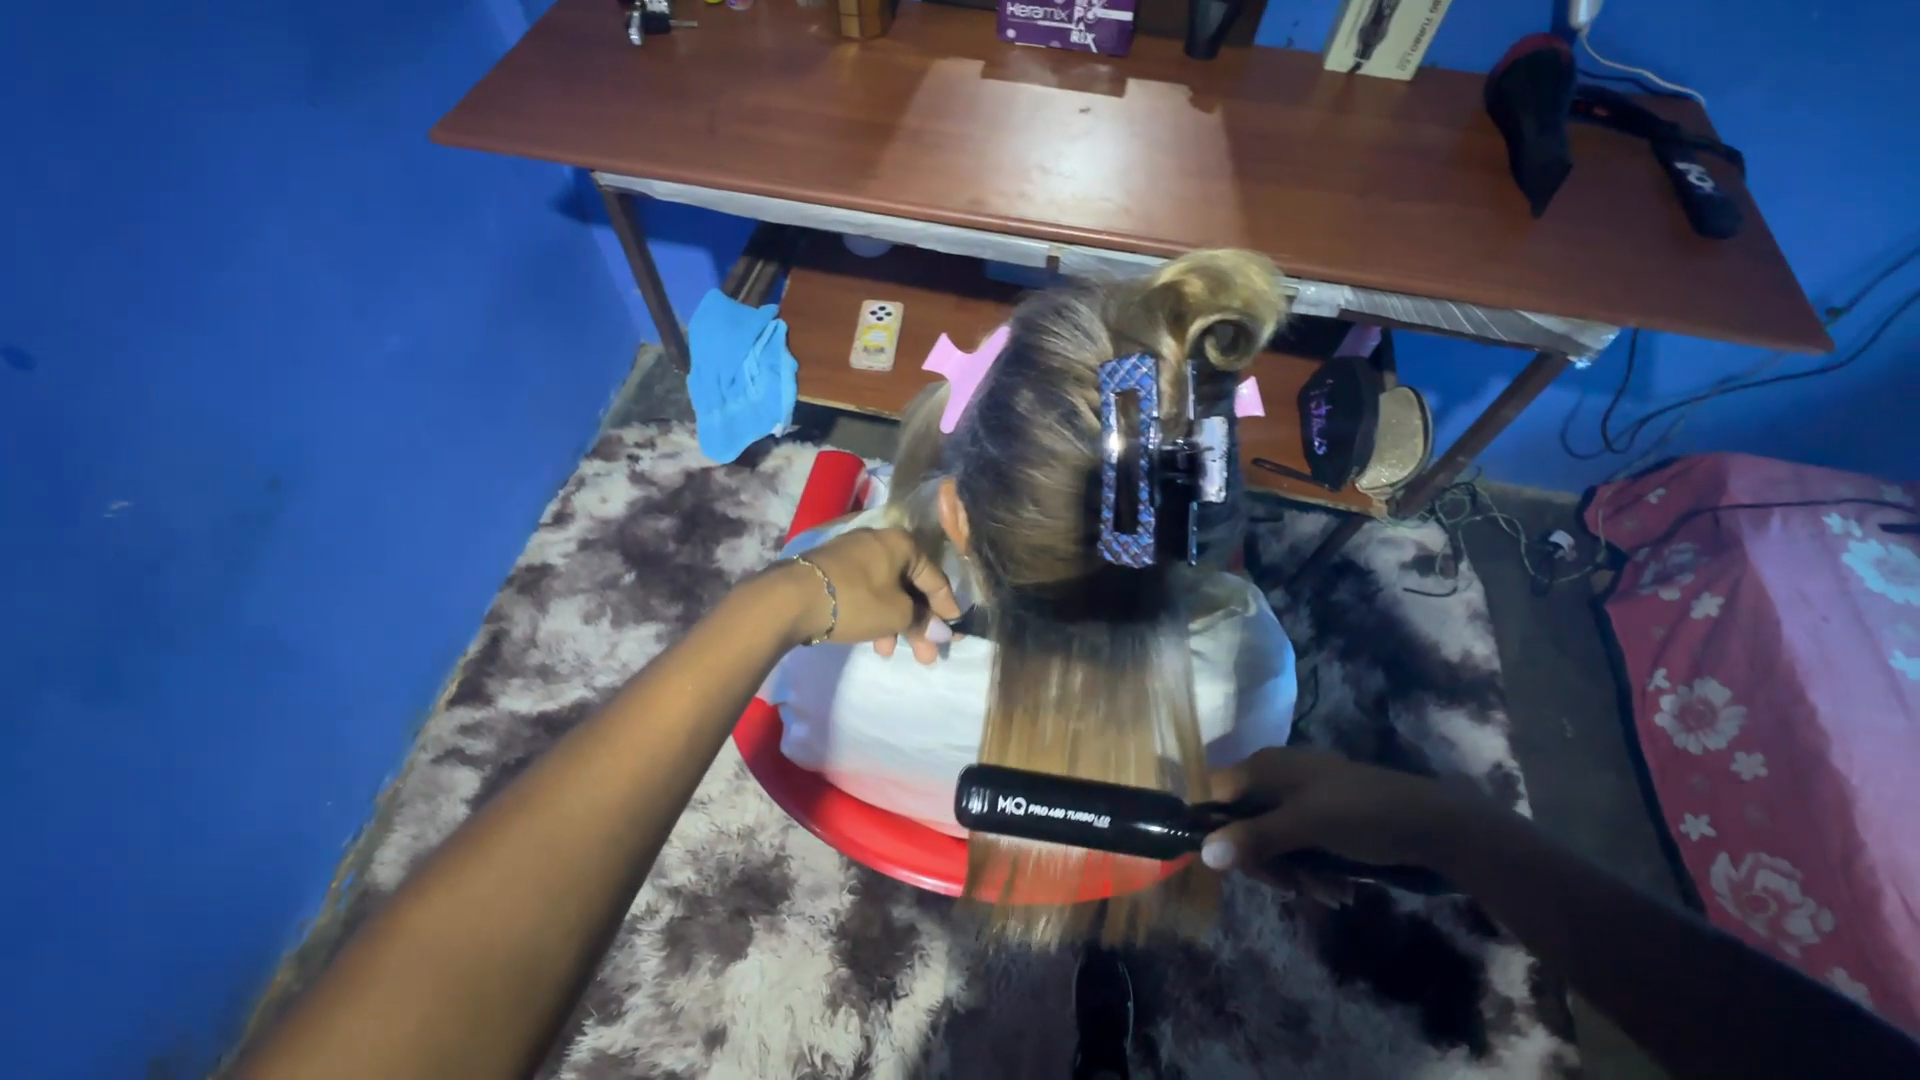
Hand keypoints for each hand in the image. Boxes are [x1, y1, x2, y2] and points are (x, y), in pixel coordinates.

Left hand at [777, 527, 960, 662]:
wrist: (790, 599)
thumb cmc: (855, 601)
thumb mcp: (896, 615)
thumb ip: (922, 621)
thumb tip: (940, 630)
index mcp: (901, 543)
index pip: (935, 577)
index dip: (946, 607)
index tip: (953, 632)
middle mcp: (878, 541)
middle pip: (908, 585)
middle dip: (918, 623)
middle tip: (926, 655)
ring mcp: (851, 553)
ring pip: (885, 590)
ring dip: (894, 623)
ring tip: (889, 652)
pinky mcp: (831, 569)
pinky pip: (864, 591)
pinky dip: (873, 613)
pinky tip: (870, 638)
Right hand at [1200, 747, 1471, 875]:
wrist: (1434, 822)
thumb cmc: (1361, 814)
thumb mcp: (1304, 826)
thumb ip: (1254, 838)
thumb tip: (1203, 854)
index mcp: (1263, 767)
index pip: (1215, 797)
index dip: (1218, 832)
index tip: (1240, 866)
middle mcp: (1274, 776)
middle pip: (1243, 824)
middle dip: (1267, 862)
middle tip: (1295, 888)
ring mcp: (1299, 795)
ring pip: (1272, 839)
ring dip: (1293, 871)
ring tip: (1328, 892)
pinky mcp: (1321, 814)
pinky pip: (1297, 843)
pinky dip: (1311, 867)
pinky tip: (1337, 888)